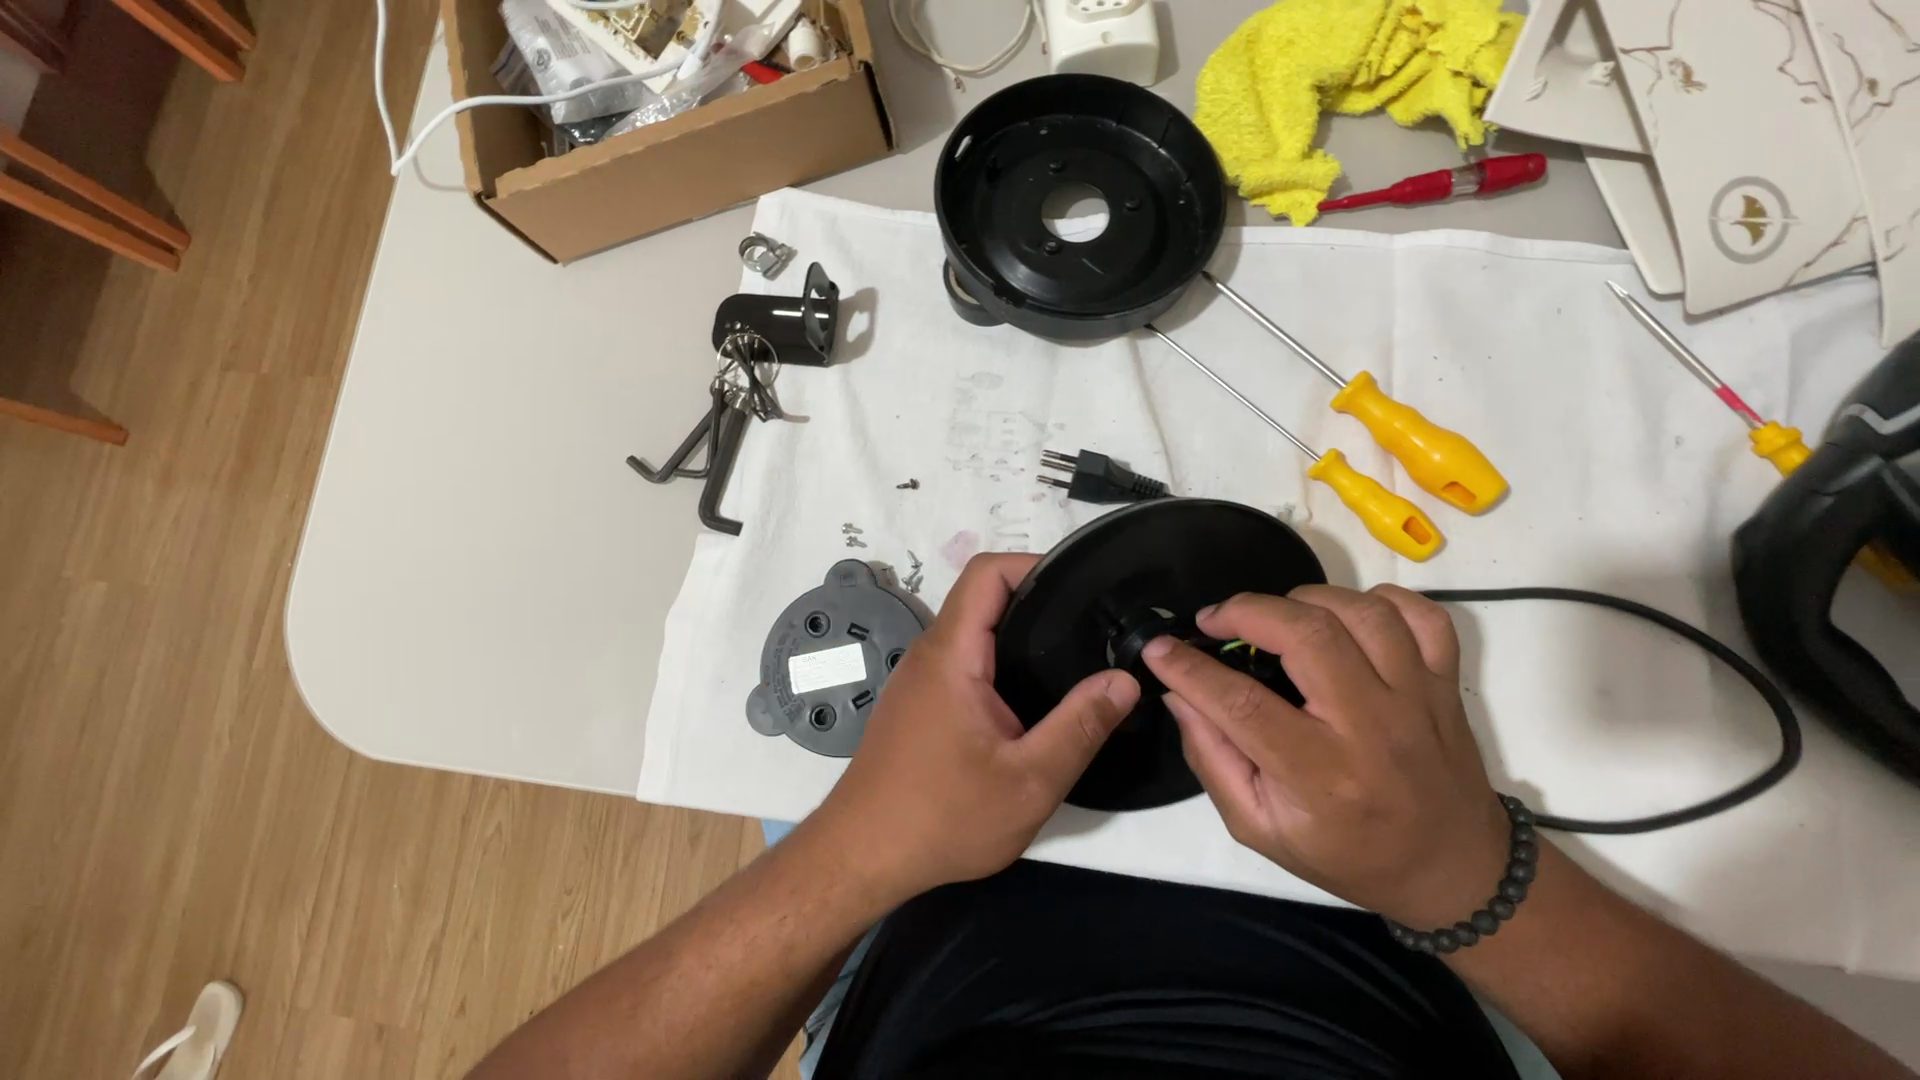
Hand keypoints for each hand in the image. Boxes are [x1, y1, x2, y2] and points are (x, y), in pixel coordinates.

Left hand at [809, 553, 1141, 903]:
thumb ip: (1080, 727)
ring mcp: (919, 681)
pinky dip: (1001, 663)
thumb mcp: (1028, 782)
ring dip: (1020, 635)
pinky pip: (964, 664)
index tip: (1082, 584)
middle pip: (983, 599)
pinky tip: (1033, 698)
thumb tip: (1124, 679)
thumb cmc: (942, 818)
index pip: (987, 573)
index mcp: (951, 656)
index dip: (1034, 563)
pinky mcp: (918, 706)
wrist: (862, 857)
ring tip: (1074, 658)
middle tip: (1093, 626)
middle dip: (1038, 600)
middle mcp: (930, 656)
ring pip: (974, 634)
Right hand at [1143, 585, 1510, 927]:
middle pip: (1308, 636)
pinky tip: (1344, 614)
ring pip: (1361, 613)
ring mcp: (1417, 698)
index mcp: (1320, 775)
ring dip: (1304, 599)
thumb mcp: (1260, 828)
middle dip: (1246, 611)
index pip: (1242, 704)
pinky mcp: (1444, 683)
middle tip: (1214, 619)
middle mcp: (1372, 727)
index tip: (1158, 649)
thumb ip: (1213, 760)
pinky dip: (1379, 600)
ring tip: (1273, 615)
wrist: (1453, 870)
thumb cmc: (1346, 854)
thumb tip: (1179, 695)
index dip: (1190, 670)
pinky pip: (1422, 616)